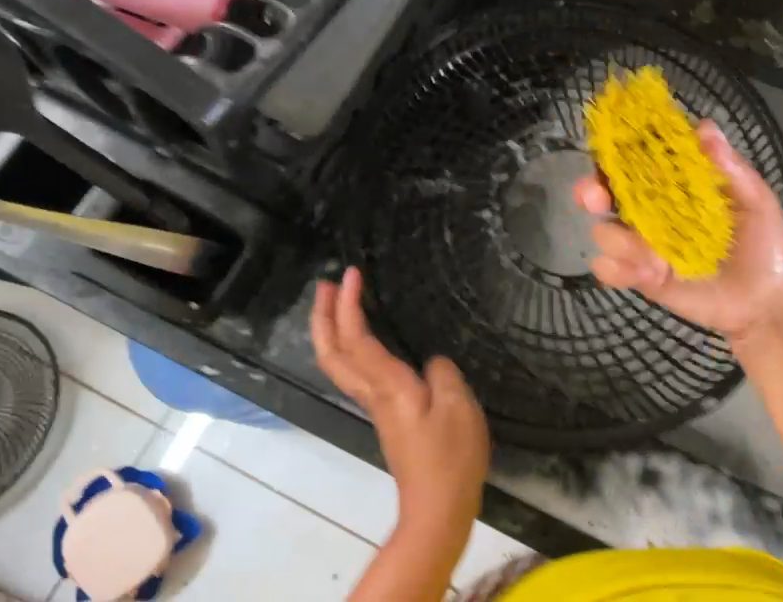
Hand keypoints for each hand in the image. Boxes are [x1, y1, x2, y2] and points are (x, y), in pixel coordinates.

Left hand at [311, 267, 489, 534]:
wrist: (438, 508)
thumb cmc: (449, 457)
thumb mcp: (458, 406)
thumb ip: (443, 373)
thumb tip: (431, 363)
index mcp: (388, 385)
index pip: (357, 338)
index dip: (349, 305)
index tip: (350, 274)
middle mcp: (374, 393)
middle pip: (333, 353)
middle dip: (324, 317)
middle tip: (325, 284)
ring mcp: (377, 406)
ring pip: (340, 363)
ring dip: (333, 330)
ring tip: (338, 303)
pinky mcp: (387, 416)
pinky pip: (357, 371)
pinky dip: (352, 346)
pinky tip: (367, 339)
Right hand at [574, 119, 782, 341]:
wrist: (767, 301)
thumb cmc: (764, 243)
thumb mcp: (756, 200)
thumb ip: (730, 167)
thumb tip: (704, 128)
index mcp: (674, 185)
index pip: (635, 160)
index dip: (616, 151)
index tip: (609, 147)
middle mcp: (650, 211)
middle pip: (604, 193)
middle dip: (590, 190)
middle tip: (593, 196)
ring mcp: (643, 245)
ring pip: (604, 232)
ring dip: (619, 239)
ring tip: (653, 258)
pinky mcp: (642, 278)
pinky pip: (609, 270)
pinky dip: (618, 269)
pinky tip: (648, 273)